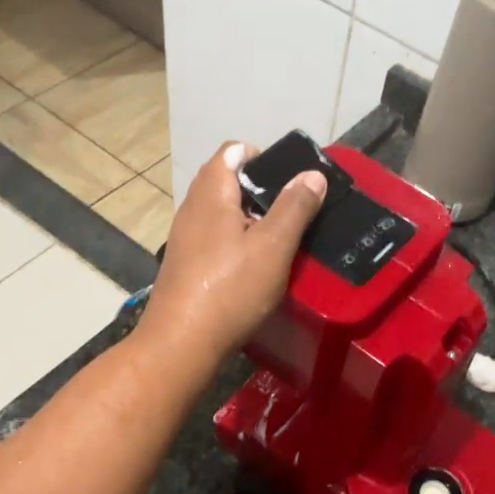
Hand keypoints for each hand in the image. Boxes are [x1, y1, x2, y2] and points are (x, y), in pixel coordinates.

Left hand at [137, 141, 325, 361]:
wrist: (182, 342)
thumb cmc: (231, 288)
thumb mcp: (274, 246)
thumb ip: (294, 207)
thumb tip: (312, 174)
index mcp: (212, 191)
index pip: (234, 151)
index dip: (264, 158)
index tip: (291, 183)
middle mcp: (192, 206)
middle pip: (227, 180)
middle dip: (261, 191)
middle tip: (291, 214)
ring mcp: (185, 236)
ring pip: (222, 212)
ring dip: (250, 219)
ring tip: (279, 242)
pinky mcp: (185, 263)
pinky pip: (215, 237)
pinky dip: (236, 242)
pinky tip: (254, 268)